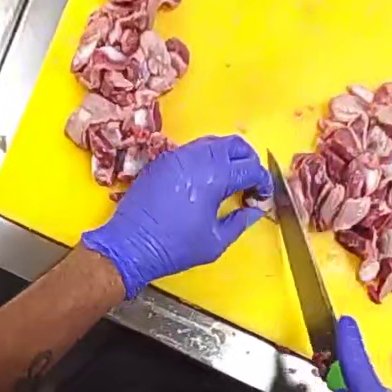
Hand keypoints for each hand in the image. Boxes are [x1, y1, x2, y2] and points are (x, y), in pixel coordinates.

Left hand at [81, 134, 270, 298]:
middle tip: (249, 182)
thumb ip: (239, 222)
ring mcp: (176, 157)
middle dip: (247, 161)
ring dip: (225, 158)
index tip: (261, 195)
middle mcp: (196, 158)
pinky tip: (203, 181)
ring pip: (211, 143)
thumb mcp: (214, 243)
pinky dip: (203, 160)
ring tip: (227, 181)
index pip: (250, 168)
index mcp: (214, 176)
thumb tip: (253, 211)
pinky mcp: (160, 162)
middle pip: (233, 145)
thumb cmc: (173, 248)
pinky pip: (190, 152)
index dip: (262, 181)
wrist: (130, 247)